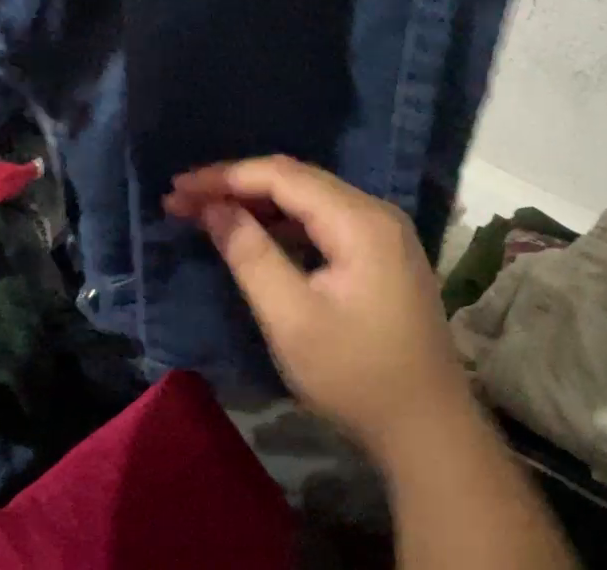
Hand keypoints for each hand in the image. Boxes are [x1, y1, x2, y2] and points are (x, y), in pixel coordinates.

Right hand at [165, 156, 467, 443]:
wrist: (428, 431)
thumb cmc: (355, 375)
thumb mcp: (291, 318)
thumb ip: (250, 254)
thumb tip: (213, 207)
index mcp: (359, 221)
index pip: (281, 176)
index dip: (224, 177)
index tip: (178, 189)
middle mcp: (375, 212)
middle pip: (295, 179)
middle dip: (235, 185)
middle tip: (183, 199)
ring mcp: (383, 232)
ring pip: (307, 197)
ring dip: (255, 201)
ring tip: (206, 211)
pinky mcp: (381, 254)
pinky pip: (321, 219)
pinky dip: (280, 220)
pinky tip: (252, 232)